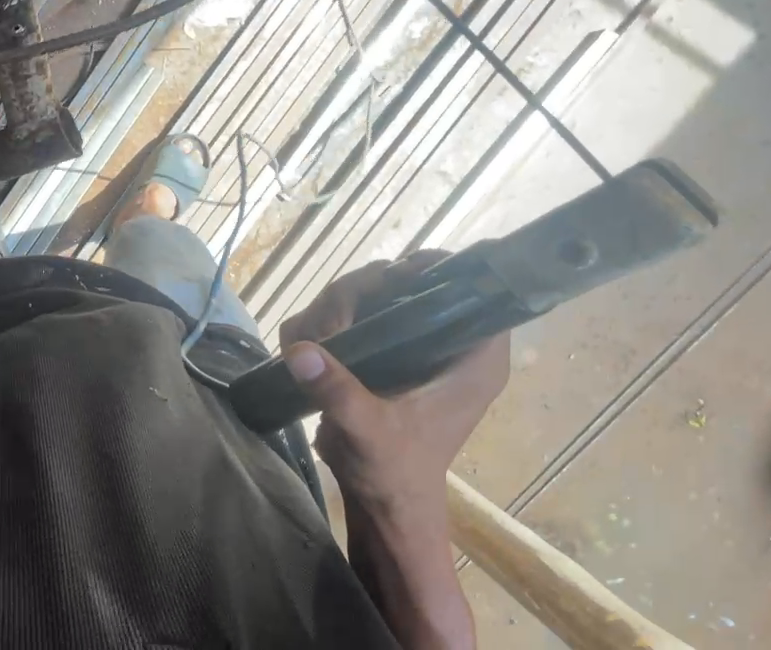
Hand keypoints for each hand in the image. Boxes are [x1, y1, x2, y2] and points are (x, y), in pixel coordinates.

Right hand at [278, 251, 508, 522]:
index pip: (469, 290)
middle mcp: (440, 343)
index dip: (434, 271)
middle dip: (355, 296)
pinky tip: (304, 351)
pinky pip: (342, 314)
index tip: (390, 277)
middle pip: (398, 282)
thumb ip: (338, 391)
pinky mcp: (376, 352)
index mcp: (469, 359)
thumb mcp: (368, 430)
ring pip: (364, 294)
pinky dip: (317, 325)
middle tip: (331, 326)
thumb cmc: (394, 470)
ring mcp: (404, 345)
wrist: (380, 500)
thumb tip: (301, 350)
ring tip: (313, 343)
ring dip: (329, 311)